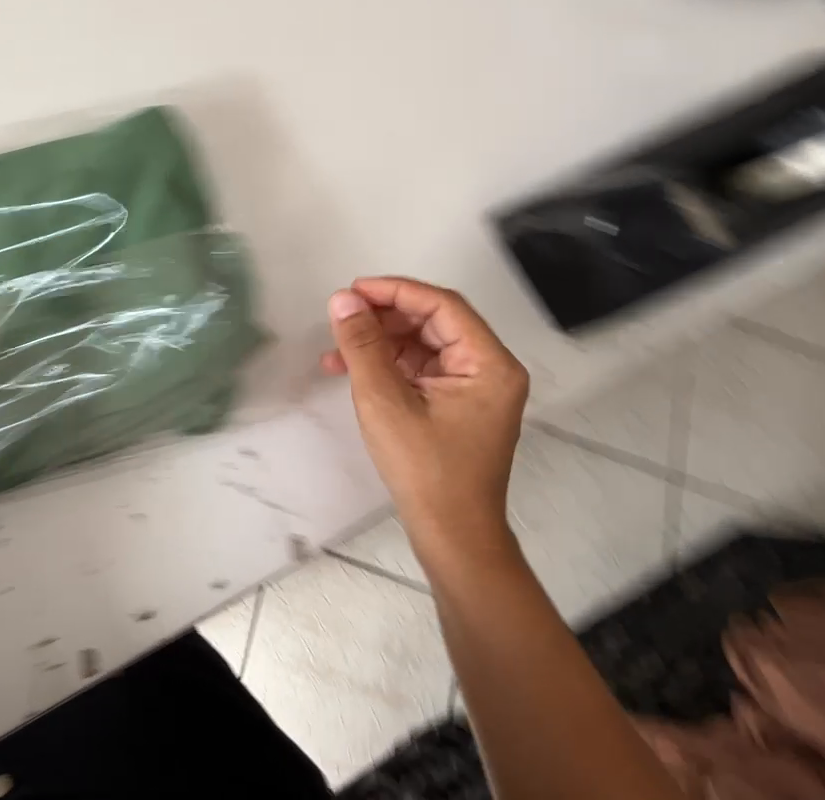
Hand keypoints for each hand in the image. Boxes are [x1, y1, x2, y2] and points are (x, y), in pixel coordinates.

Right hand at [321, 277, 529, 564]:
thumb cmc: (424, 467)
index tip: (350, 291)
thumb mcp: (385, 400)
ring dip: (379, 341)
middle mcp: (488, 369)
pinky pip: (419, 369)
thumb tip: (341, 300)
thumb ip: (363, 345)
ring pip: (421, 344)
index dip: (394, 291)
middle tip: (339, 316)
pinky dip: (386, 365)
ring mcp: (472, 389)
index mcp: (488, 363)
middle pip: (433, 322)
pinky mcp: (454, 406)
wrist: (451, 533)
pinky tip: (350, 370)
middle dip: (383, 316)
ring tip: (335, 348)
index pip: (441, 306)